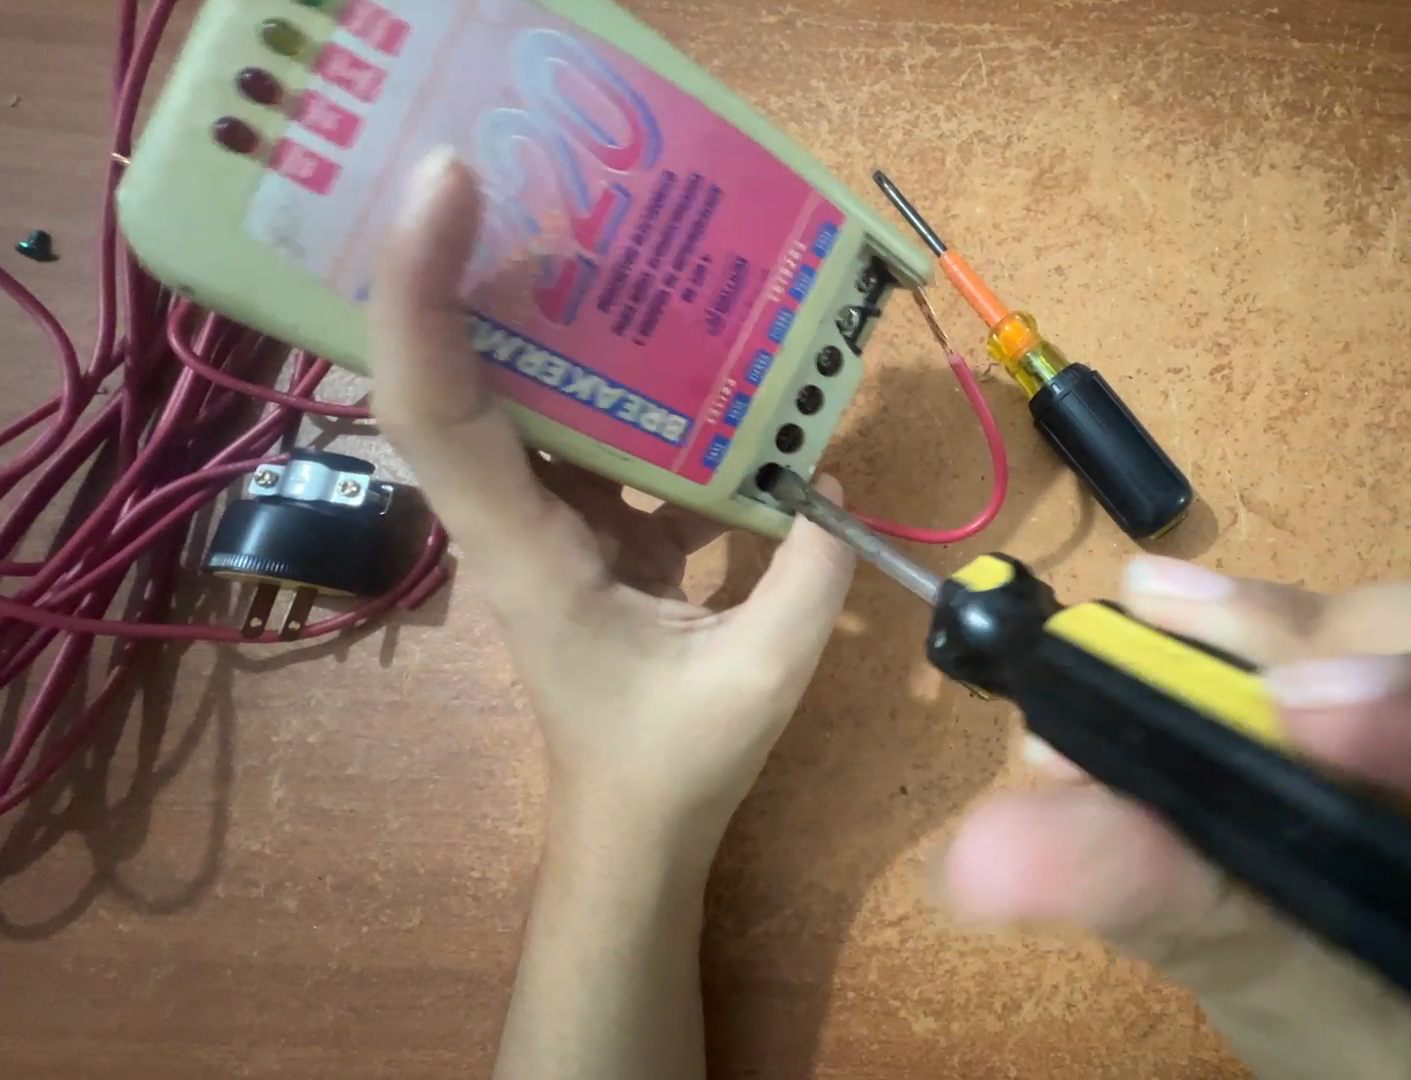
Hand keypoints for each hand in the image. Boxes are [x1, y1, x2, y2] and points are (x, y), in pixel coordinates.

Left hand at [368, 148, 853, 844]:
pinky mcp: (593, 541)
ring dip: (561, 332)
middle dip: (479, 275)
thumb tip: (828, 478)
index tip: (448, 184)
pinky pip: (599, 450)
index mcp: (530, 556)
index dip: (422, 291)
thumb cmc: (679, 762)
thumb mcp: (765, 673)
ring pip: (531, 411)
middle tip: (547, 188)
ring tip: (619, 256)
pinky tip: (695, 376)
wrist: (639, 828)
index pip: (439, 409)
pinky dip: (635, 405)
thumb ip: (809, 573)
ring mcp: (552, 531)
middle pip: (460, 381)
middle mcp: (518, 527)